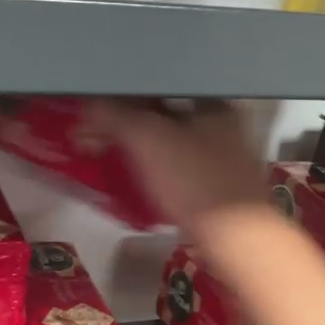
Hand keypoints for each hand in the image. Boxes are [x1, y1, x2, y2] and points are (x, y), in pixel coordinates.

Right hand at [83, 99, 270, 234]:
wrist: (234, 239)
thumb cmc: (194, 184)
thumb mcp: (147, 141)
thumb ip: (116, 116)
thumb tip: (89, 106)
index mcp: (211, 102)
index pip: (158, 84)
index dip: (123, 95)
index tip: (98, 113)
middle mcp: (224, 124)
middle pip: (165, 114)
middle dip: (130, 125)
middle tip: (101, 138)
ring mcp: (225, 157)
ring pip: (173, 143)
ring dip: (143, 151)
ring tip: (117, 161)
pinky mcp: (220, 188)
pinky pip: (180, 170)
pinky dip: (159, 173)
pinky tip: (144, 185)